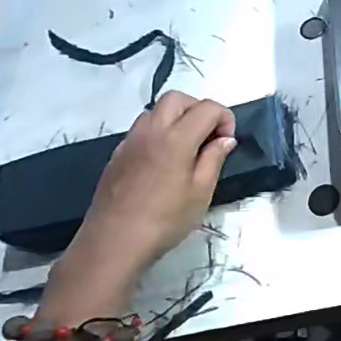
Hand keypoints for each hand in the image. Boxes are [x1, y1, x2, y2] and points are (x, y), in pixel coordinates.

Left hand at [48, 92, 236, 316]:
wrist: (113, 242)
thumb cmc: (164, 220)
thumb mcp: (201, 192)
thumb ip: (214, 159)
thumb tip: (225, 139)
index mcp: (176, 137)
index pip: (207, 108)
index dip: (225, 118)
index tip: (227, 142)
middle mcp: (151, 130)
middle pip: (177, 98)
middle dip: (199, 109)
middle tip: (209, 137)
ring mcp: (130, 141)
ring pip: (156, 111)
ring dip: (177, 118)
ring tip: (187, 148)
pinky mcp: (117, 155)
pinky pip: (141, 129)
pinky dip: (159, 133)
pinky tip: (164, 162)